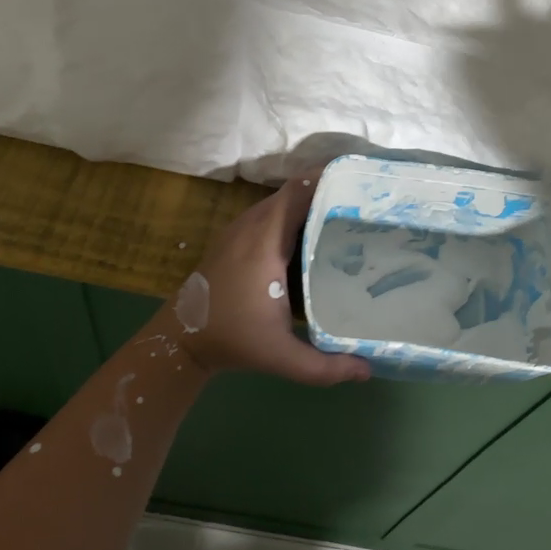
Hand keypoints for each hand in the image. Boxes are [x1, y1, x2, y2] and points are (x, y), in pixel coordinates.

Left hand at [172, 167, 370, 386]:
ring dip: (311, 202)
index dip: (328, 179)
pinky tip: (315, 235)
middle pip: (296, 191)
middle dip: (328, 190)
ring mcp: (241, 227)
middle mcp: (253, 224)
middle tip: (365, 202)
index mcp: (266, 240)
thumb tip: (369, 370)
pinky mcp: (237, 236)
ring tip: (348, 214)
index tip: (360, 183)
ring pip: (283, 201)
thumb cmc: (233, 339)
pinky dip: (294, 215)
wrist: (181, 338)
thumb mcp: (281, 357)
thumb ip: (325, 367)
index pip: (299, 190)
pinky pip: (272, 213)